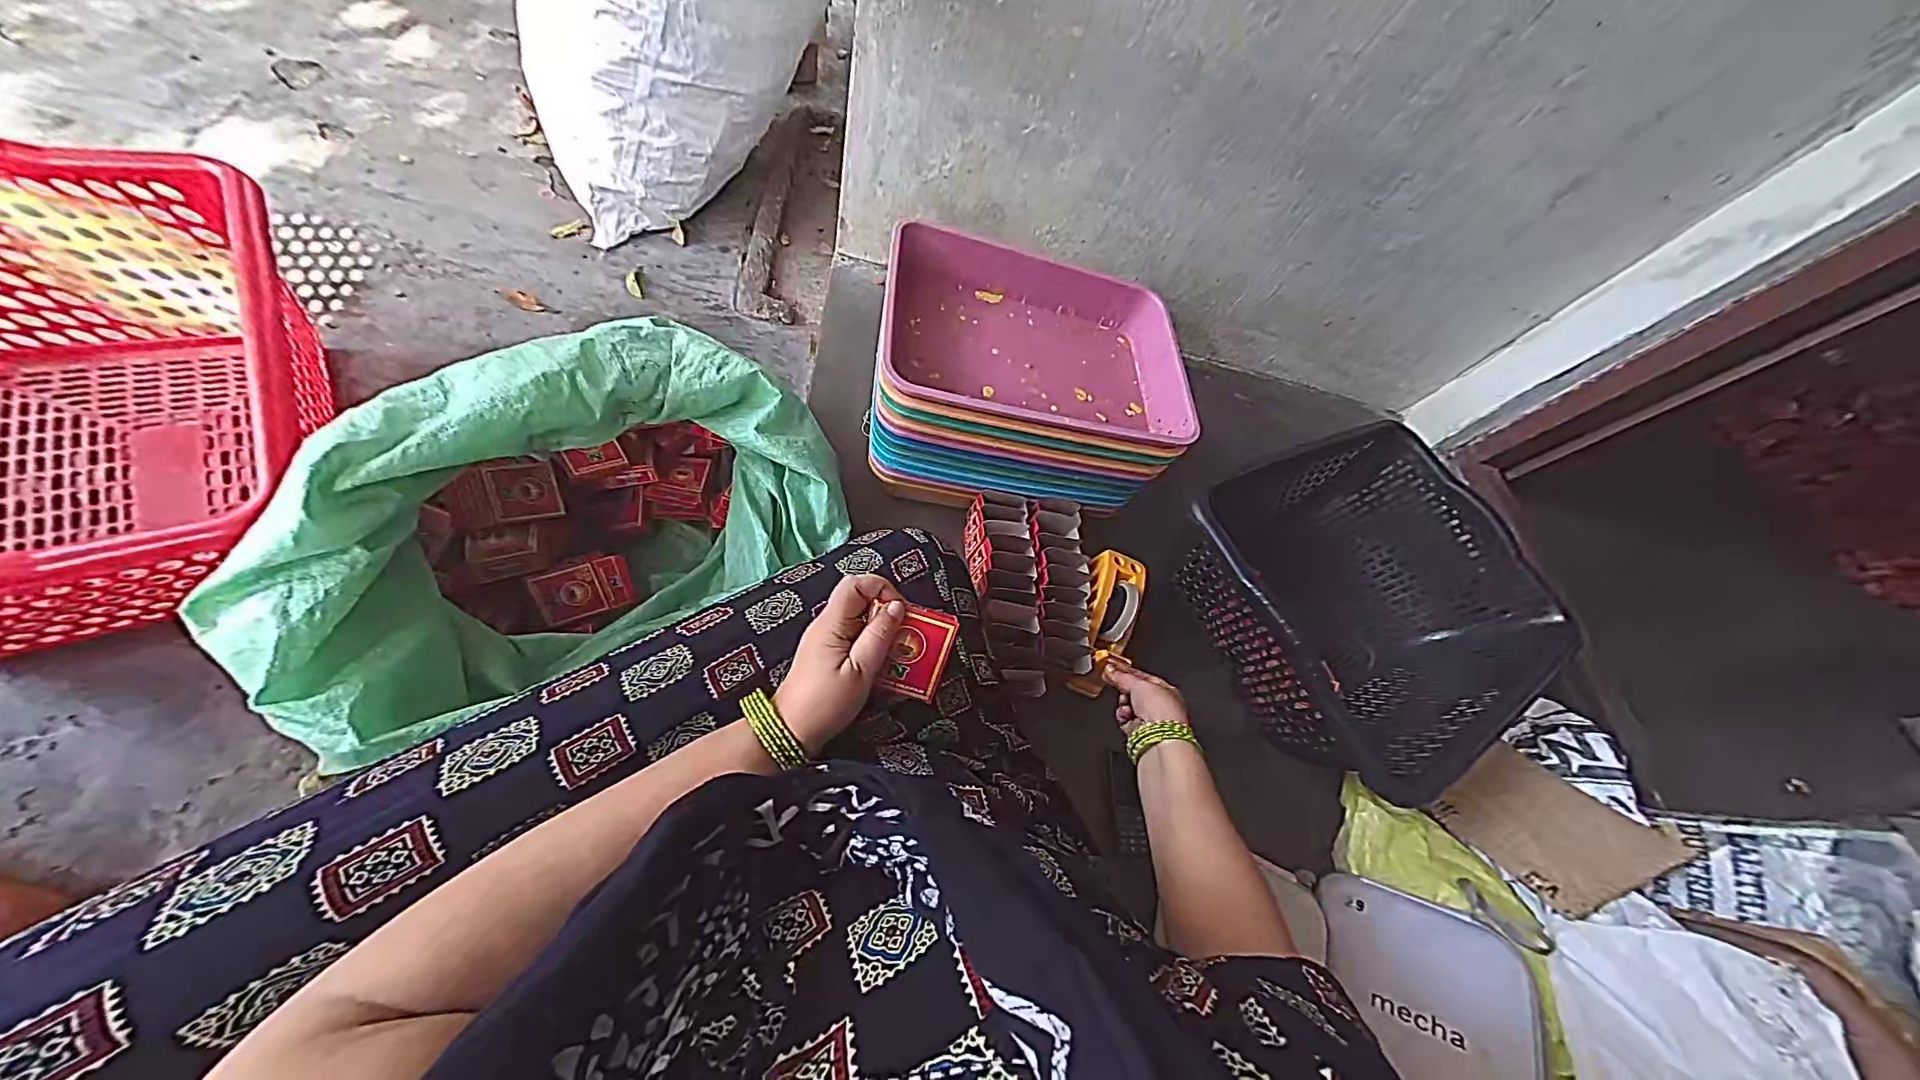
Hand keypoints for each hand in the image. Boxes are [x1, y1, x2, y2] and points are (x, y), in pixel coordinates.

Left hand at [774, 574, 906, 753]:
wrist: (791, 730)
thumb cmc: (824, 704)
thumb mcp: (861, 671)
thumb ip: (880, 635)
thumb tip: (896, 607)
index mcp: (832, 623)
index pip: (857, 583)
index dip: (883, 589)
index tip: (900, 612)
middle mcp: (826, 624)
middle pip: (860, 598)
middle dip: (887, 612)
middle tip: (904, 634)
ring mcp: (825, 637)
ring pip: (860, 618)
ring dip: (882, 630)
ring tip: (895, 653)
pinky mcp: (827, 652)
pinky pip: (854, 635)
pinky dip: (871, 643)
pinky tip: (880, 664)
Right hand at [1102, 658, 1189, 736]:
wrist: (1159, 735)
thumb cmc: (1161, 710)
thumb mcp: (1139, 684)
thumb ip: (1123, 676)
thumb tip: (1112, 669)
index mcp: (1166, 690)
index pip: (1143, 678)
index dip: (1128, 673)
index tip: (1115, 669)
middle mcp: (1159, 706)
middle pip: (1134, 693)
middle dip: (1125, 691)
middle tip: (1120, 688)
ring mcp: (1150, 719)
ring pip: (1128, 707)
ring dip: (1123, 705)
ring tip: (1127, 706)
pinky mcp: (1140, 731)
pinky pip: (1125, 720)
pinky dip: (1123, 717)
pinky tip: (1126, 716)